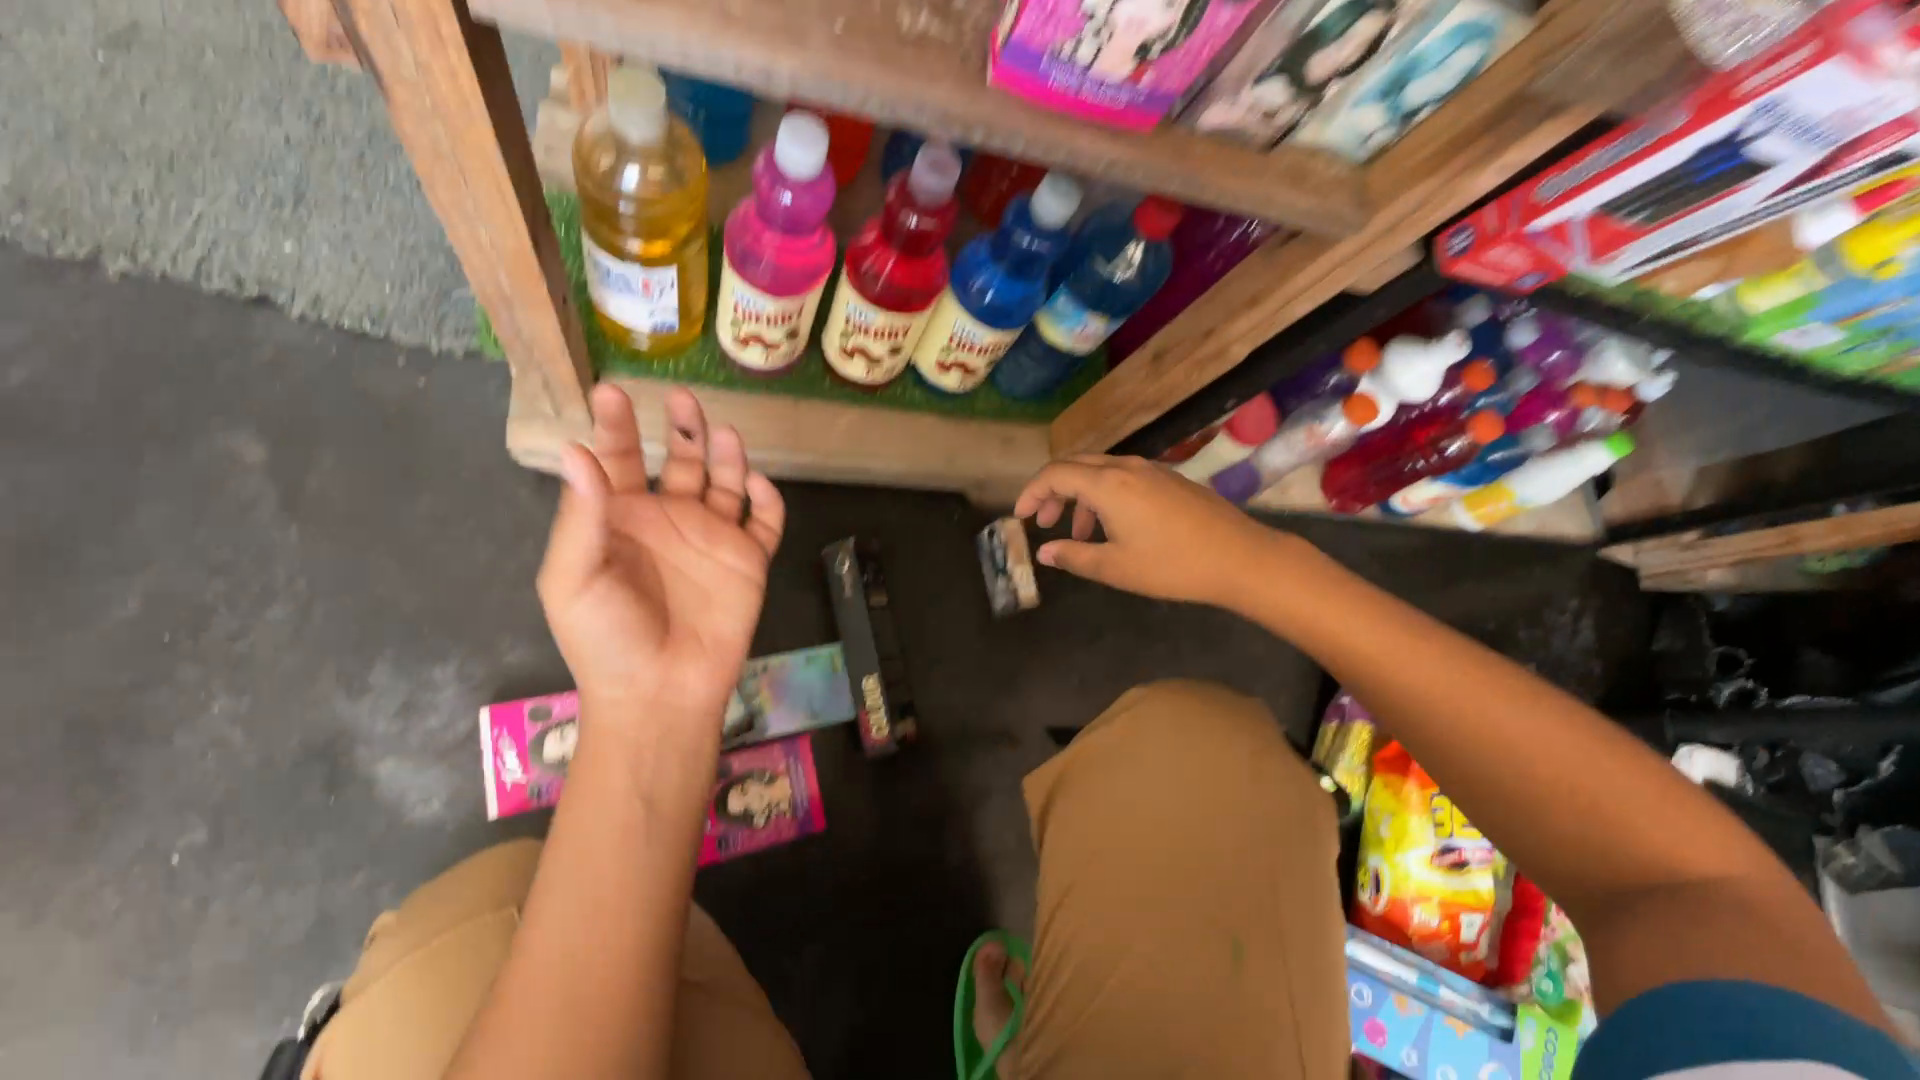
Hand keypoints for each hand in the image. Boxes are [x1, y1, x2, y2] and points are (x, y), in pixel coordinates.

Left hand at [538, 384, 784, 727]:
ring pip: (726, 482)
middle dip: (682, 427)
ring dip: (727, 454)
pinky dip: (768, 500)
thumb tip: (574, 450)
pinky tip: (756, 485)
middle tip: (682, 395)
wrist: (659, 693)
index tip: (611, 392)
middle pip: (681, 460)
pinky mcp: (748, 561)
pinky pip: (766, 522)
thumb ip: (579, 516)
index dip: (616, 427)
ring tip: (725, 431)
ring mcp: (712, 539)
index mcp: (622, 520)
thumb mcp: (572, 579)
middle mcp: (669, 520)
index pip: (619, 460)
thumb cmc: (606, 638)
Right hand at [1014, 454, 1300, 608]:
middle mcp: (1127, 467)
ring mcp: (1152, 470)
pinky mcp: (1170, 480)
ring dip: (1080, 496)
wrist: (1240, 557)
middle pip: (1076, 466)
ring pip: (1101, 471)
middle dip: (1053, 491)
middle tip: (1043, 522)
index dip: (1031, 492)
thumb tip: (1045, 551)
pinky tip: (1114, 528)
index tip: (1020, 516)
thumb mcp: (1116, 568)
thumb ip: (1074, 556)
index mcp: (1107, 485)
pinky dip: (1105, 496)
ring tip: (1078, 534)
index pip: (1055, 474)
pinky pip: (1124, 477)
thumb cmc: (1172, 565)